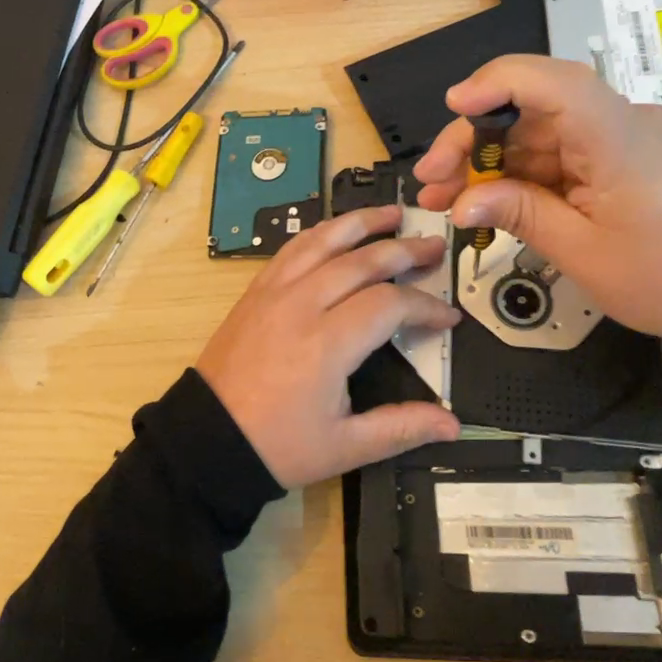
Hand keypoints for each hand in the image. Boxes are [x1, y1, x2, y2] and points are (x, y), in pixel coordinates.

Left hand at [195, 205, 462, 488]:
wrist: (207, 437)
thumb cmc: (277, 445)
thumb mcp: (344, 447)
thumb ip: (401, 428)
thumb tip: (454, 425)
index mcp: (327, 344)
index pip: (389, 304)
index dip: (425, 306)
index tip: (448, 318)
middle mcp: (301, 305)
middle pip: (362, 261)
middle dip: (404, 251)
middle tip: (435, 247)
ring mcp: (274, 292)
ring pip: (323, 241)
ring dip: (361, 223)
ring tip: (393, 213)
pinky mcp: (255, 291)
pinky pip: (292, 248)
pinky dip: (321, 232)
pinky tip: (337, 229)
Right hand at [412, 55, 661, 366]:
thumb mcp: (584, 255)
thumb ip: (519, 215)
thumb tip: (461, 201)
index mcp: (622, 141)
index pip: (556, 83)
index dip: (497, 83)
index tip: (454, 105)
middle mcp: (627, 123)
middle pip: (535, 110)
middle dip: (475, 140)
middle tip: (429, 180)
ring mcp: (628, 138)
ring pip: (541, 133)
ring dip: (491, 163)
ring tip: (444, 198)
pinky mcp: (627, 156)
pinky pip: (564, 153)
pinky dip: (523, 175)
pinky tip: (487, 200)